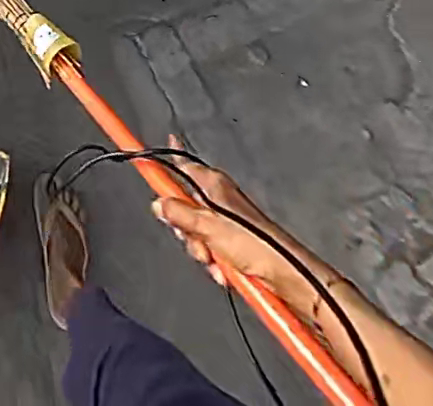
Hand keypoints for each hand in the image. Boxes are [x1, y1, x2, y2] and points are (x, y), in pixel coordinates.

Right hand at [150, 136, 333, 304]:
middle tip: (194, 240)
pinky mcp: (233, 240)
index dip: (162, 161)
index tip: (142, 156)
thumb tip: (157, 204)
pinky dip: (213, 260)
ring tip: (214, 262)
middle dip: (184, 227)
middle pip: (182, 204)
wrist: (290, 277)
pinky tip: (223, 272)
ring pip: (195, 230)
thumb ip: (179, 214)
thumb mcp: (208, 228)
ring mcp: (225, 219)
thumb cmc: (254, 244)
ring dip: (199, 248)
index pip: (179, 164)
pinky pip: (210, 247)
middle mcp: (217, 196)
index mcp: (211, 183)